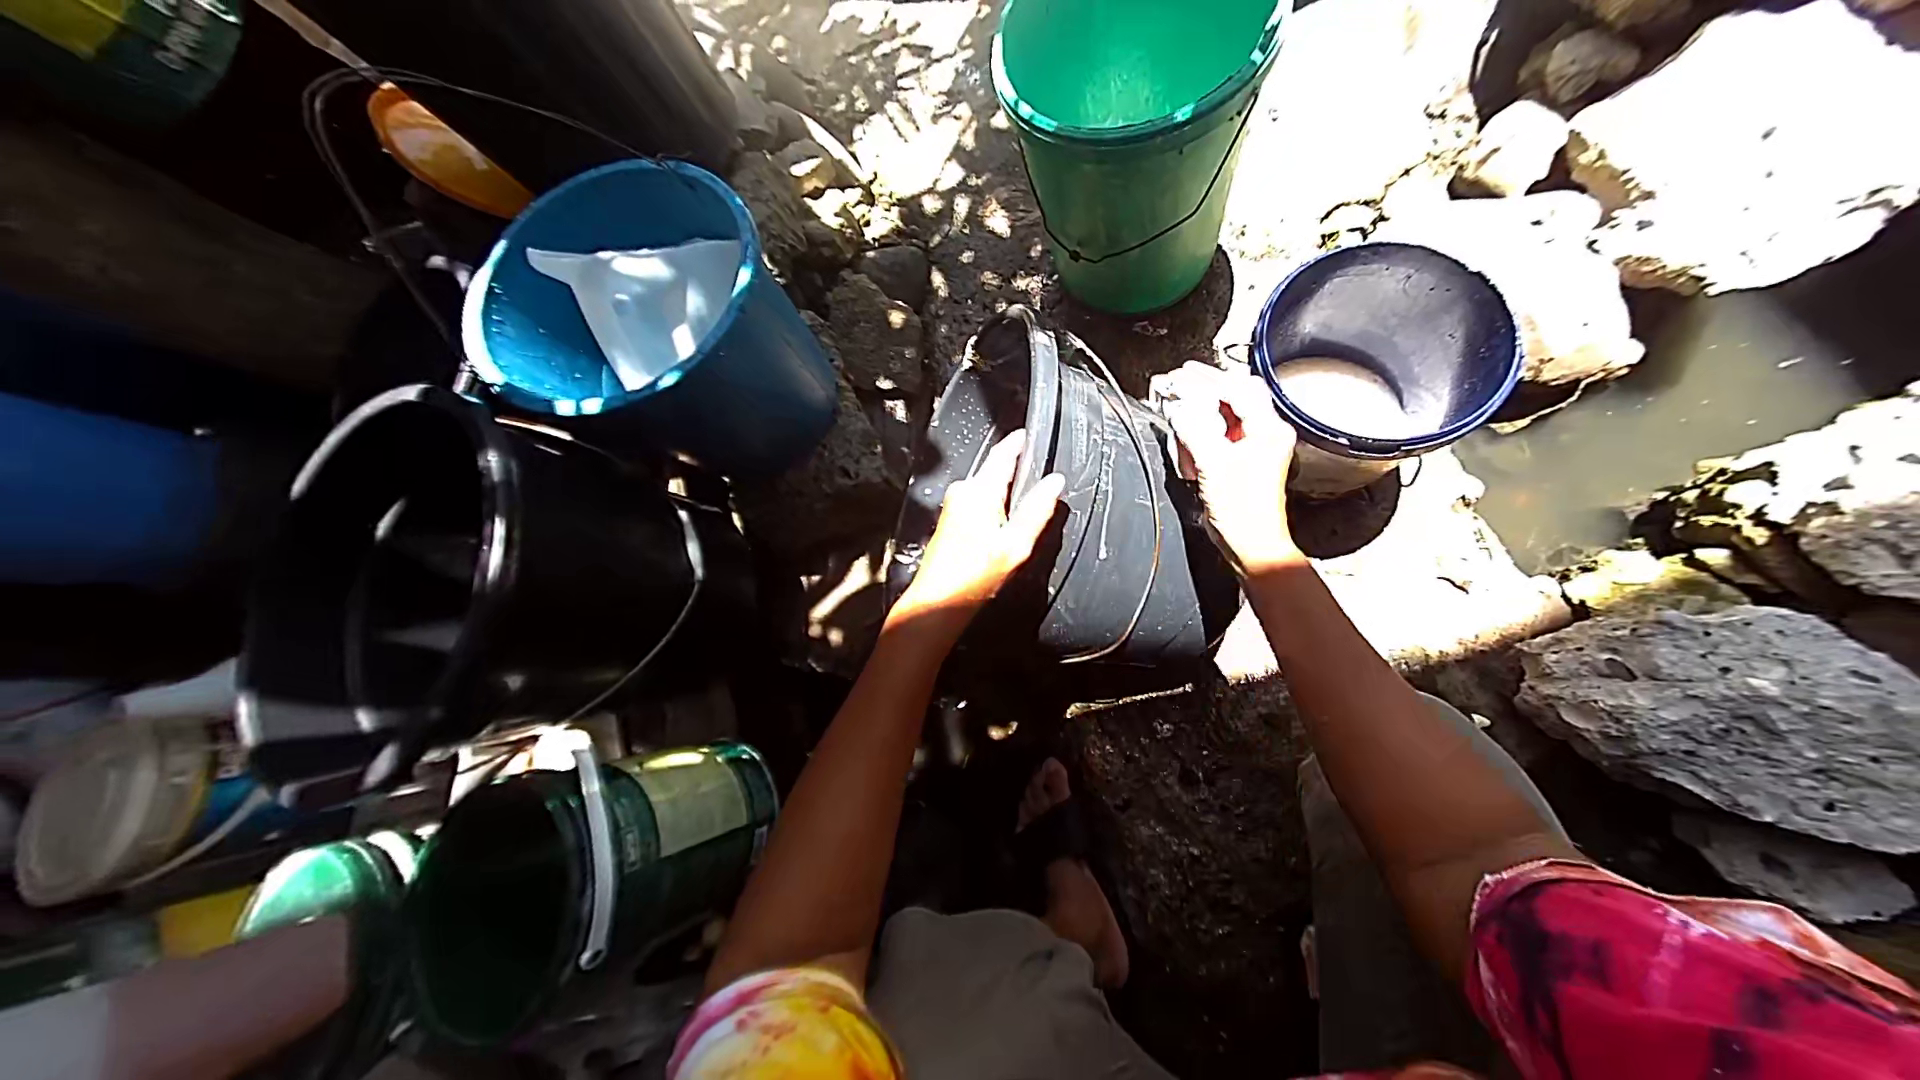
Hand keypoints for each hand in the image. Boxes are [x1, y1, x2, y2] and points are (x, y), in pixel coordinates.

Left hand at [891, 429, 1064, 637]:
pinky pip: (977, 502)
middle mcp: (962, 492)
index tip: (1028, 434)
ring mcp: (952, 506)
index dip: (1017, 442)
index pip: (1002, 454)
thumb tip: (1054, 482)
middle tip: (1036, 471)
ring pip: (985, 487)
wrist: (937, 603)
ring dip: (1003, 489)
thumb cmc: (972, 577)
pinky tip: (1003, 521)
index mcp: (978, 491)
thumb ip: (1037, 510)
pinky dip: (993, 505)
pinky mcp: (949, 521)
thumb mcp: (1016, 545)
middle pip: (993, 470)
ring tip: (1024, 498)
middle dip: (1013, 468)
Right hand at [1154, 361, 1300, 574]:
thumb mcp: (1212, 464)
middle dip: (1202, 391)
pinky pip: (1219, 436)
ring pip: (1223, 416)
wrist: (1252, 544)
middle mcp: (1265, 433)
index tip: (1181, 375)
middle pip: (1233, 396)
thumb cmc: (1243, 512)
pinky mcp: (1242, 460)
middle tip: (1177, 382)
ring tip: (1180, 426)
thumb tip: (1178, 408)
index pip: (1237, 388)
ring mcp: (1254, 446)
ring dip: (1199, 419)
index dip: (1206, 379)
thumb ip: (1194, 430)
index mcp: (1268, 429)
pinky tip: (1188, 447)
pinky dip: (1201, 436)